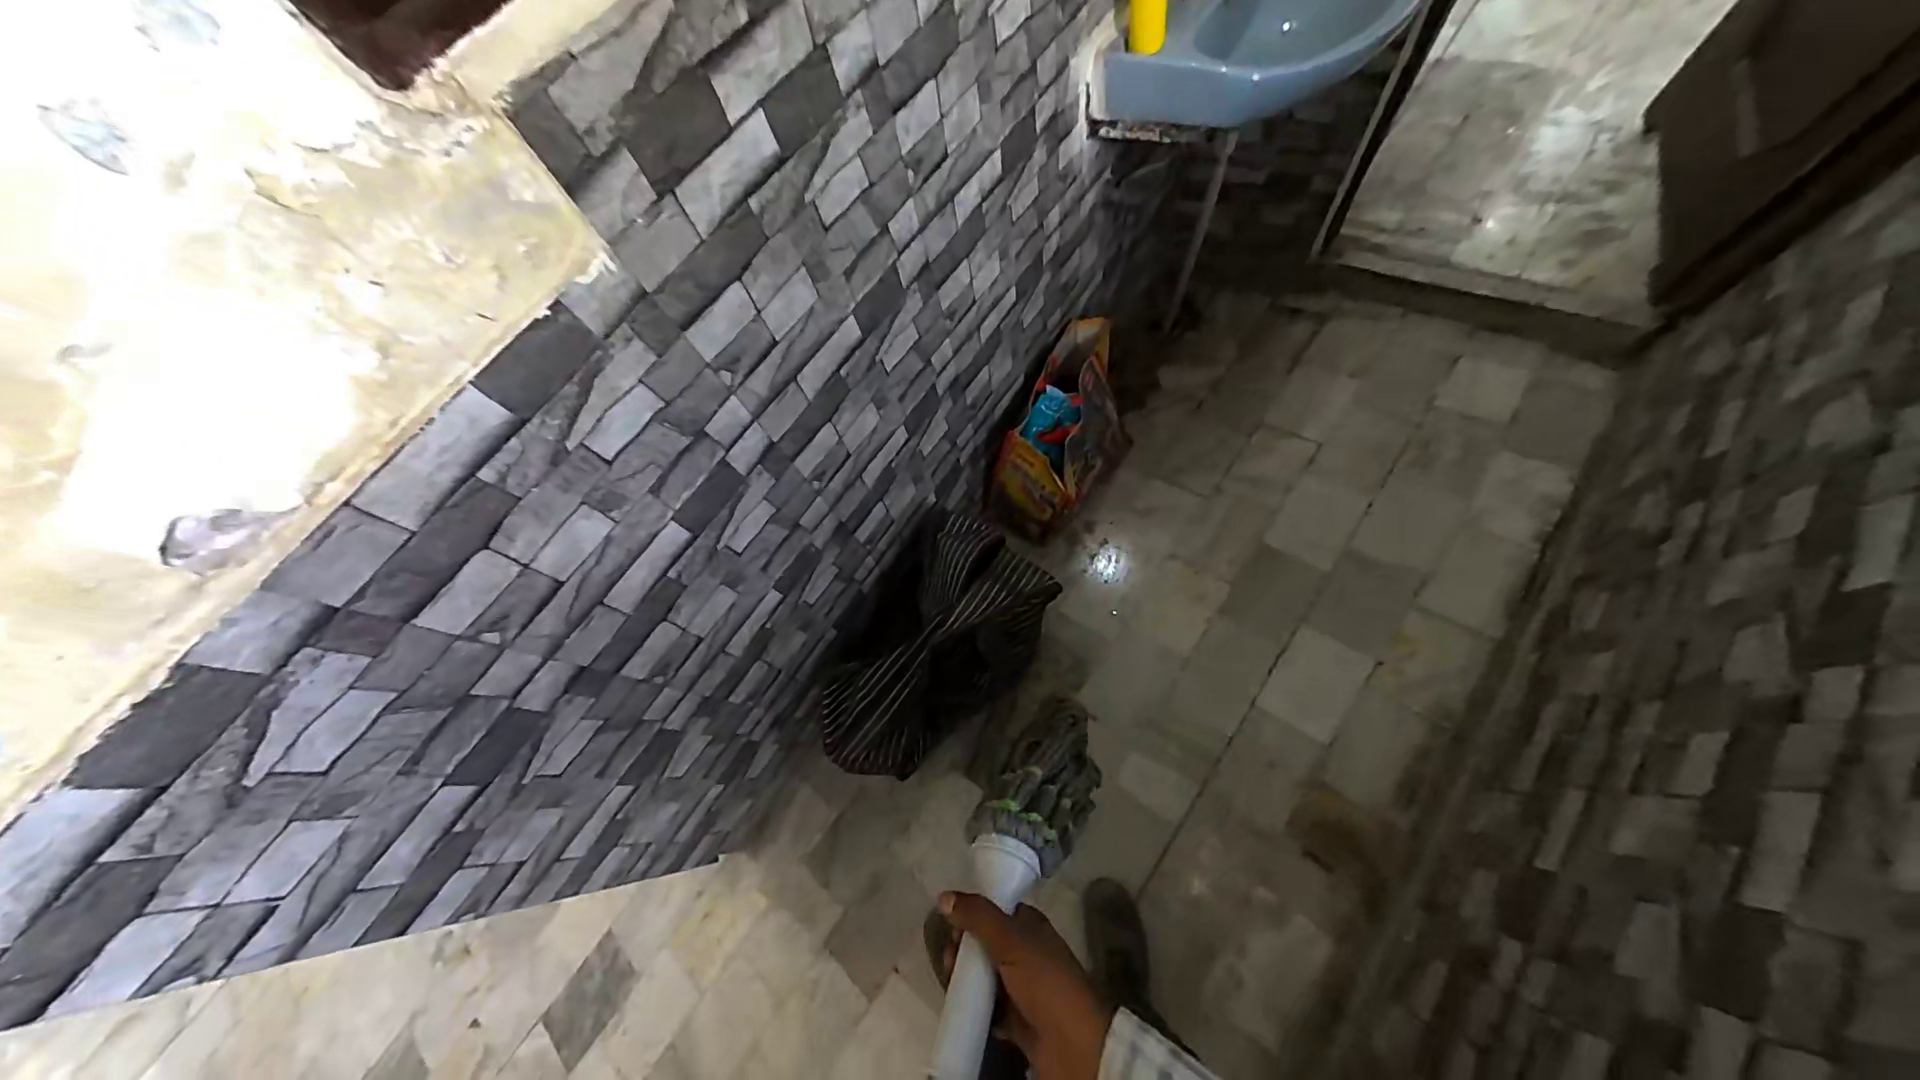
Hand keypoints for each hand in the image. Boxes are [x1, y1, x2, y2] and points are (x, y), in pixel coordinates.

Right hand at [940, 891, 1115, 1079]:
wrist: (1073, 1045)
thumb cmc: (1045, 981)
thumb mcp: (1010, 940)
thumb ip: (978, 916)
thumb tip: (944, 896)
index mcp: (1030, 926)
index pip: (995, 910)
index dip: (972, 914)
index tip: (951, 923)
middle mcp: (1026, 953)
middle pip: (986, 944)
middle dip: (964, 949)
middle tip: (949, 959)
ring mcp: (1021, 988)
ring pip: (984, 976)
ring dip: (966, 979)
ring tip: (950, 983)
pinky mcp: (1015, 1019)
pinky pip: (987, 1008)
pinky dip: (974, 1007)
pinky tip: (961, 1006)